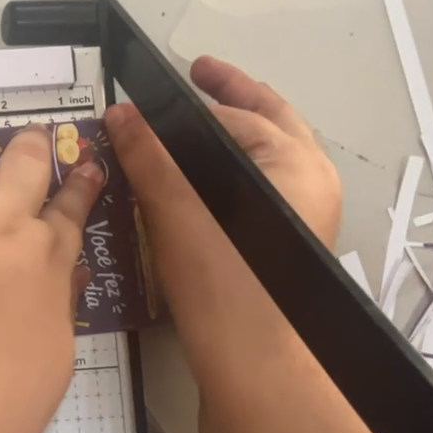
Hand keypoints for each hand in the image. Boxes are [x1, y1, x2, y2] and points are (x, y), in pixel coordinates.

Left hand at [0, 128, 102, 432]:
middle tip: (33, 140)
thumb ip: (59, 306)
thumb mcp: (57, 356)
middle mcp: (1, 226)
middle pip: (25, 164)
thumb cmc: (3, 399)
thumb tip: (65, 275)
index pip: (72, 207)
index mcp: (47, 258)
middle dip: (34, 147)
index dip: (82, 183)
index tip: (87, 166)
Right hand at [106, 57, 341, 328]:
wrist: (254, 359)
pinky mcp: (287, 241)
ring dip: (237, 131)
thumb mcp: (177, 212)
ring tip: (198, 122)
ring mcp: (306, 211)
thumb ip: (150, 158)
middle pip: (270, 121)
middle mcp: (310, 179)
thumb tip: (121, 114)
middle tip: (200, 73)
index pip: (233, 115)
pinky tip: (204, 181)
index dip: (187, 102)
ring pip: (269, 155)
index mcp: (292, 162)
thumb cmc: (222, 281)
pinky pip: (262, 185)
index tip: (149, 98)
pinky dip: (235, 168)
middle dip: (234, 95)